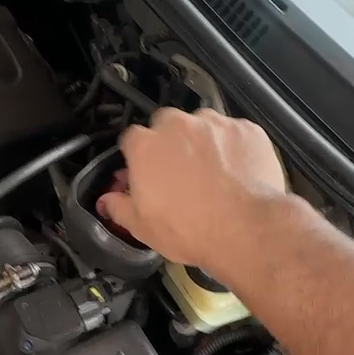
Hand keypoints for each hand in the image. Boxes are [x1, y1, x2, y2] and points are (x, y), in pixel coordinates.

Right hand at [96, 108, 288, 280]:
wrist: (244, 230)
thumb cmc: (192, 229)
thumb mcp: (141, 227)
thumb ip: (119, 207)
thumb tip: (108, 202)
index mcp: (145, 146)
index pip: (131, 139)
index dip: (137, 157)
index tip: (144, 171)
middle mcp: (177, 126)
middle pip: (166, 125)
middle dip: (170, 144)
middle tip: (178, 174)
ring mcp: (213, 124)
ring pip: (201, 125)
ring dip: (201, 143)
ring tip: (210, 175)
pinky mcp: (245, 130)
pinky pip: (233, 133)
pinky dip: (232, 148)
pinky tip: (234, 173)